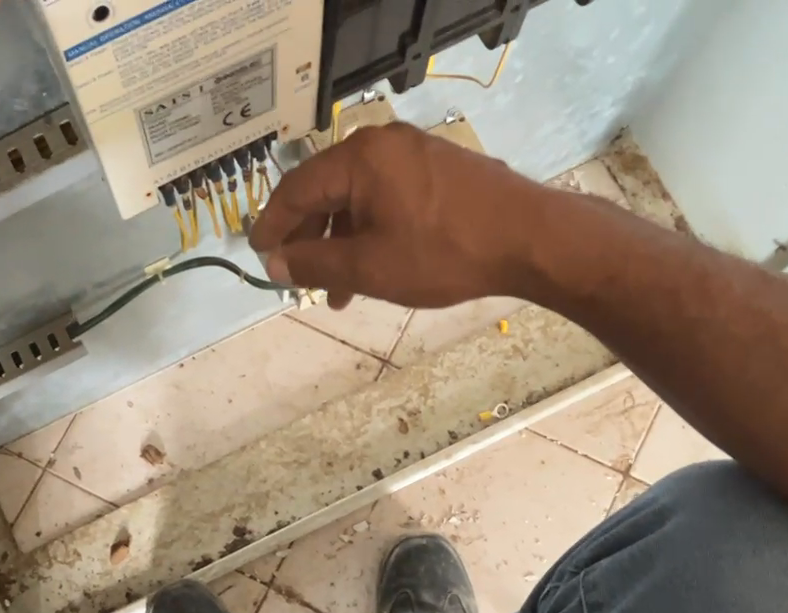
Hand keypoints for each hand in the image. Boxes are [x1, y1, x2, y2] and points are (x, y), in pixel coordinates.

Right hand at [249, 122, 548, 309]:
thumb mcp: (368, 267)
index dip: (272, 226)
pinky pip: (386, 200)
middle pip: (326, 193)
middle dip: (310, 242)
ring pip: (358, 201)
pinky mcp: (438, 171)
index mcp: (358, 158)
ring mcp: (414, 155)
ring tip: (338, 293)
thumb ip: (314, 264)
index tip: (258, 255)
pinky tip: (373, 271)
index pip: (295, 189)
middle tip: (298, 280)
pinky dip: (370, 235)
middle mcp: (382, 145)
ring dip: (341, 246)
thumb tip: (275, 263)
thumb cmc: (441, 253)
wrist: (528, 239)